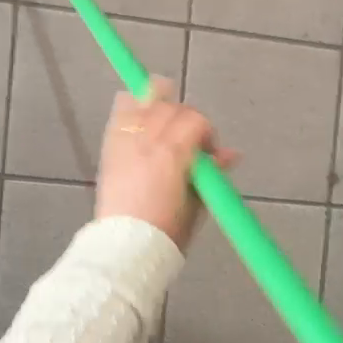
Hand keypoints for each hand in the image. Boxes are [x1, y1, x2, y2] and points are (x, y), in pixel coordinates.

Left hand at [95, 78, 236, 248]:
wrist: (127, 243)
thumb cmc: (167, 230)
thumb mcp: (198, 203)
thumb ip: (212, 172)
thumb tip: (232, 154)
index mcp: (173, 154)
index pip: (196, 120)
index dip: (206, 132)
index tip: (207, 152)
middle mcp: (149, 139)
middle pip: (172, 107)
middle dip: (185, 119)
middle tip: (188, 141)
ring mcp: (127, 139)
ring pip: (145, 99)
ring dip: (159, 106)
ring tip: (164, 124)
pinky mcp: (111, 144)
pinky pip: (121, 109)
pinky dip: (133, 106)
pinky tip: (141, 117)